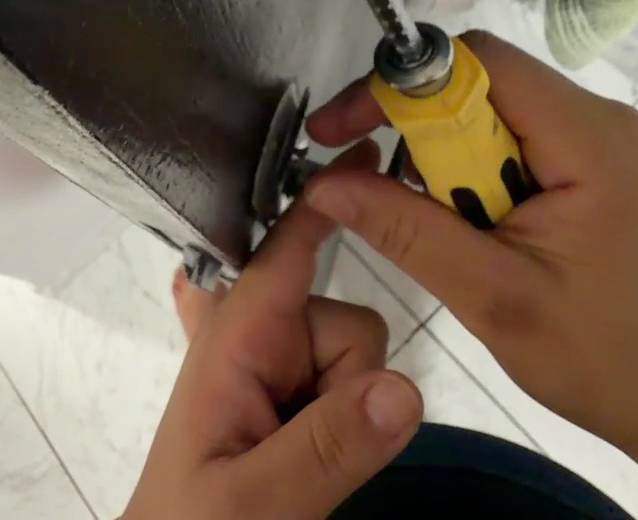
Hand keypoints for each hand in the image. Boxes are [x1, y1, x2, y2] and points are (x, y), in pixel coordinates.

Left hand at [122, 186, 423, 518]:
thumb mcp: (250, 501)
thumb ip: (325, 447)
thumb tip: (404, 388)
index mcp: (233, 336)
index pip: (284, 253)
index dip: (324, 203)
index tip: (364, 153)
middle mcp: (259, 336)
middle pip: (350, 321)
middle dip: (350, 377)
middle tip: (307, 441)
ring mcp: (280, 367)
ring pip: (363, 362)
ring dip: (349, 409)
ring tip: (299, 461)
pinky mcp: (297, 396)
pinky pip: (354, 387)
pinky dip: (349, 411)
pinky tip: (310, 445)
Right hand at [303, 31, 637, 481]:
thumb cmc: (608, 363)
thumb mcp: (494, 300)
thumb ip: (406, 231)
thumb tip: (324, 185)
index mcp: (590, 139)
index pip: (476, 62)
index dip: (396, 84)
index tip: (338, 132)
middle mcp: (603, 119)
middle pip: (479, 83)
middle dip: (413, 127)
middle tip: (368, 183)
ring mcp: (607, 140)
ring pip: (492, 110)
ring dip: (442, 154)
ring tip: (434, 220)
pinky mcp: (603, 164)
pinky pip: (516, 136)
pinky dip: (473, 168)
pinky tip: (471, 220)